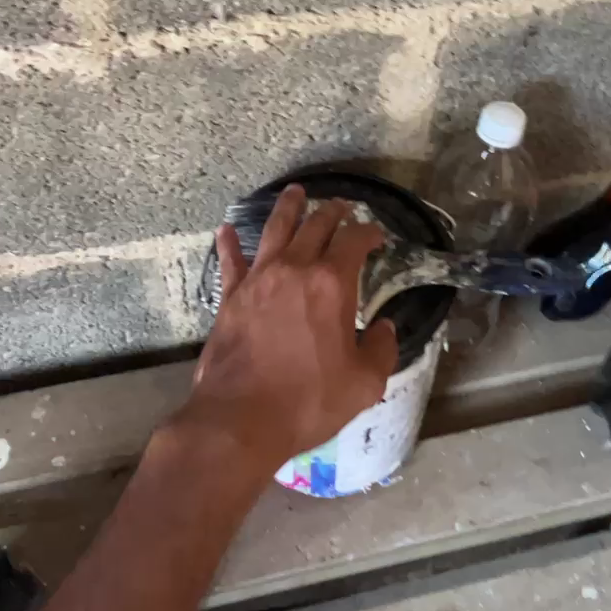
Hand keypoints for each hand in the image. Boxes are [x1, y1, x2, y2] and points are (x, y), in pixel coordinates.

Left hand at [175, 185, 399, 470]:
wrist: (241, 418)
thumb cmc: (308, 401)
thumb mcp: (364, 383)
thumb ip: (381, 349)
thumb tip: (383, 328)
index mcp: (331, 284)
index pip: (354, 241)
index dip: (368, 232)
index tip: (376, 234)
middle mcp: (294, 270)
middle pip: (315, 226)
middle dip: (332, 212)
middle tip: (340, 206)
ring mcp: (258, 279)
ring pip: (275, 230)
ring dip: (287, 208)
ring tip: (295, 192)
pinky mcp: (230, 296)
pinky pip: (231, 261)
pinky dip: (229, 243)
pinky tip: (226, 230)